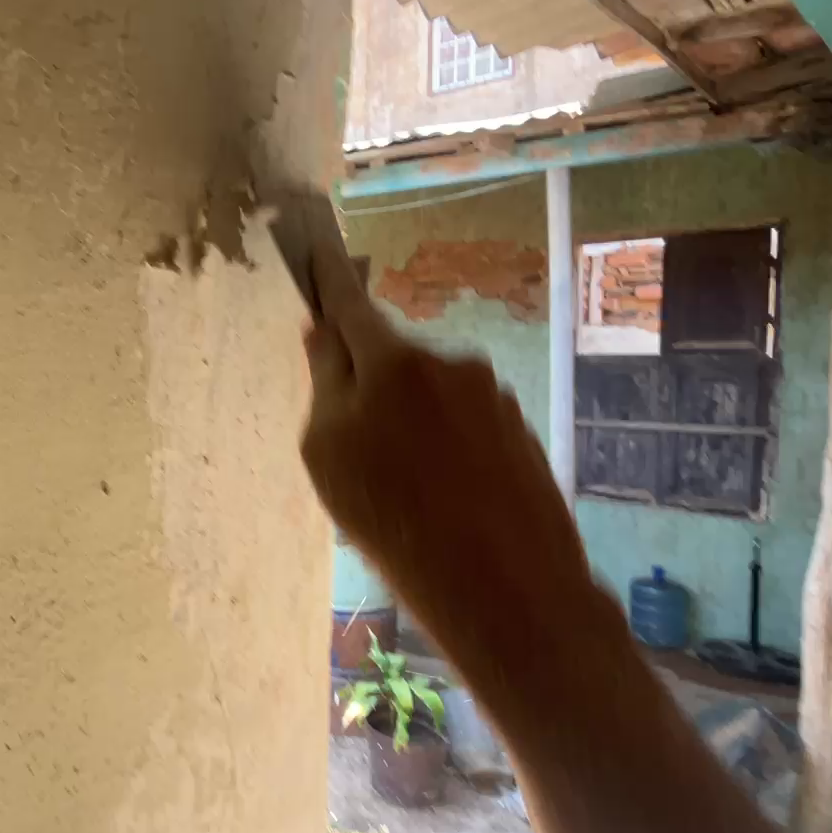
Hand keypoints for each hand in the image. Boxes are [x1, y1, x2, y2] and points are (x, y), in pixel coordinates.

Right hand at [297, 262, 587, 641]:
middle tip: (349, 441)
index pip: (349, 303)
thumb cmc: (387, 513)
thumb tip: (323, 331)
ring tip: (397, 481)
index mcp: (393, 358)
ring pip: (422, 387)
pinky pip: (456, 416)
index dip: (328, 279)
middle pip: (386, 351)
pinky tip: (435, 490)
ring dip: (401, 413)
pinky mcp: (515, 426)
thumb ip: (324, 381)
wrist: (502, 584)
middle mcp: (447, 360)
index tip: (316, 249)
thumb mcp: (326, 449)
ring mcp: (489, 393)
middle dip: (363, 376)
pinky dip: (436, 437)